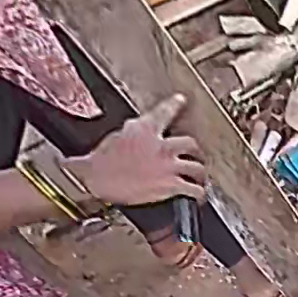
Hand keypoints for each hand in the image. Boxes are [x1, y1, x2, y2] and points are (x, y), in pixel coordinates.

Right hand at [68, 93, 207, 206]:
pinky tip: (199, 196)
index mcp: (144, 129)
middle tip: (196, 157)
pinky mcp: (171, 185)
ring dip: (200, 175)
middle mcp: (160, 146)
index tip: (182, 99)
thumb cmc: (103, 158)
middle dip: (196, 152)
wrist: (96, 179)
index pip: (164, 112)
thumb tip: (146, 133)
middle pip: (191, 144)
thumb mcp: (119, 135)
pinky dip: (200, 194)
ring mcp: (167, 166)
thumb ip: (138, 133)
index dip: (174, 105)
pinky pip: (196, 190)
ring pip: (198, 168)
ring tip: (199, 179)